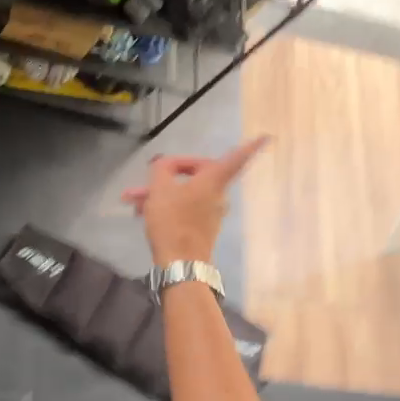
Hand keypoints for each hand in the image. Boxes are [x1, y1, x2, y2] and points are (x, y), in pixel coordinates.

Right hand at [122, 137, 269, 265]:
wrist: (180, 264)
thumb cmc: (173, 221)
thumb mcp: (159, 188)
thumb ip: (161, 168)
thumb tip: (165, 165)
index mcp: (213, 180)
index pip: (237, 158)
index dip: (250, 146)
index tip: (267, 137)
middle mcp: (217, 195)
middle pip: (198, 174)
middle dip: (169, 174)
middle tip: (149, 173)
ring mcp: (211, 213)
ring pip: (185, 193)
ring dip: (160, 193)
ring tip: (132, 199)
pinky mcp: (201, 228)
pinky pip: (183, 209)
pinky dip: (166, 207)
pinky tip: (142, 212)